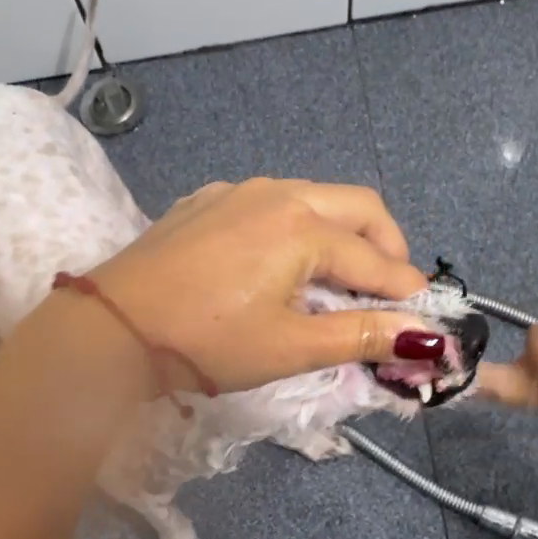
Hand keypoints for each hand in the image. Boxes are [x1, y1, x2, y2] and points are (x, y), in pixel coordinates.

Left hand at [22, 178, 435, 395]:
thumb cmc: (207, 343)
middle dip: (386, 247)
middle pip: (357, 208)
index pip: (376, 259)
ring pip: (313, 200)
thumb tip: (424, 338)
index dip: (407, 292)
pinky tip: (281, 266)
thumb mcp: (290, 346)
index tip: (426, 319)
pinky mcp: (204, 203)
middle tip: (390, 292)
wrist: (111, 329)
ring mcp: (235, 192)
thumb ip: (360, 336)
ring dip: (341, 235)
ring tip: (340, 281)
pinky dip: (296, 230)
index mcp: (303, 226)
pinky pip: (270, 204)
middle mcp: (276, 193)